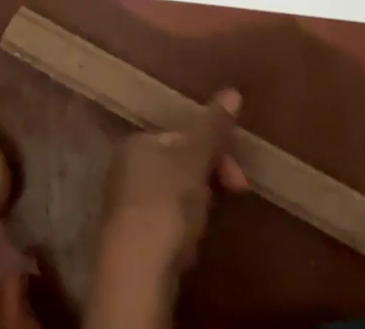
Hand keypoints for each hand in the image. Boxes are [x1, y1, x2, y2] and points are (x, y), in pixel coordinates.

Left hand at [98, 89, 248, 274]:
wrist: (135, 272)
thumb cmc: (166, 204)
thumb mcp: (195, 160)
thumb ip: (213, 127)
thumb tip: (233, 91)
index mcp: (137, 142)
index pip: (185, 135)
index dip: (216, 151)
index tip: (238, 177)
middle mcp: (125, 167)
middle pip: (181, 163)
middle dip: (209, 179)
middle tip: (231, 195)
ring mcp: (126, 204)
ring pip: (176, 194)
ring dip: (197, 205)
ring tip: (201, 226)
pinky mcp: (132, 237)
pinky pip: (167, 222)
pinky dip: (183, 229)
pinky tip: (187, 246)